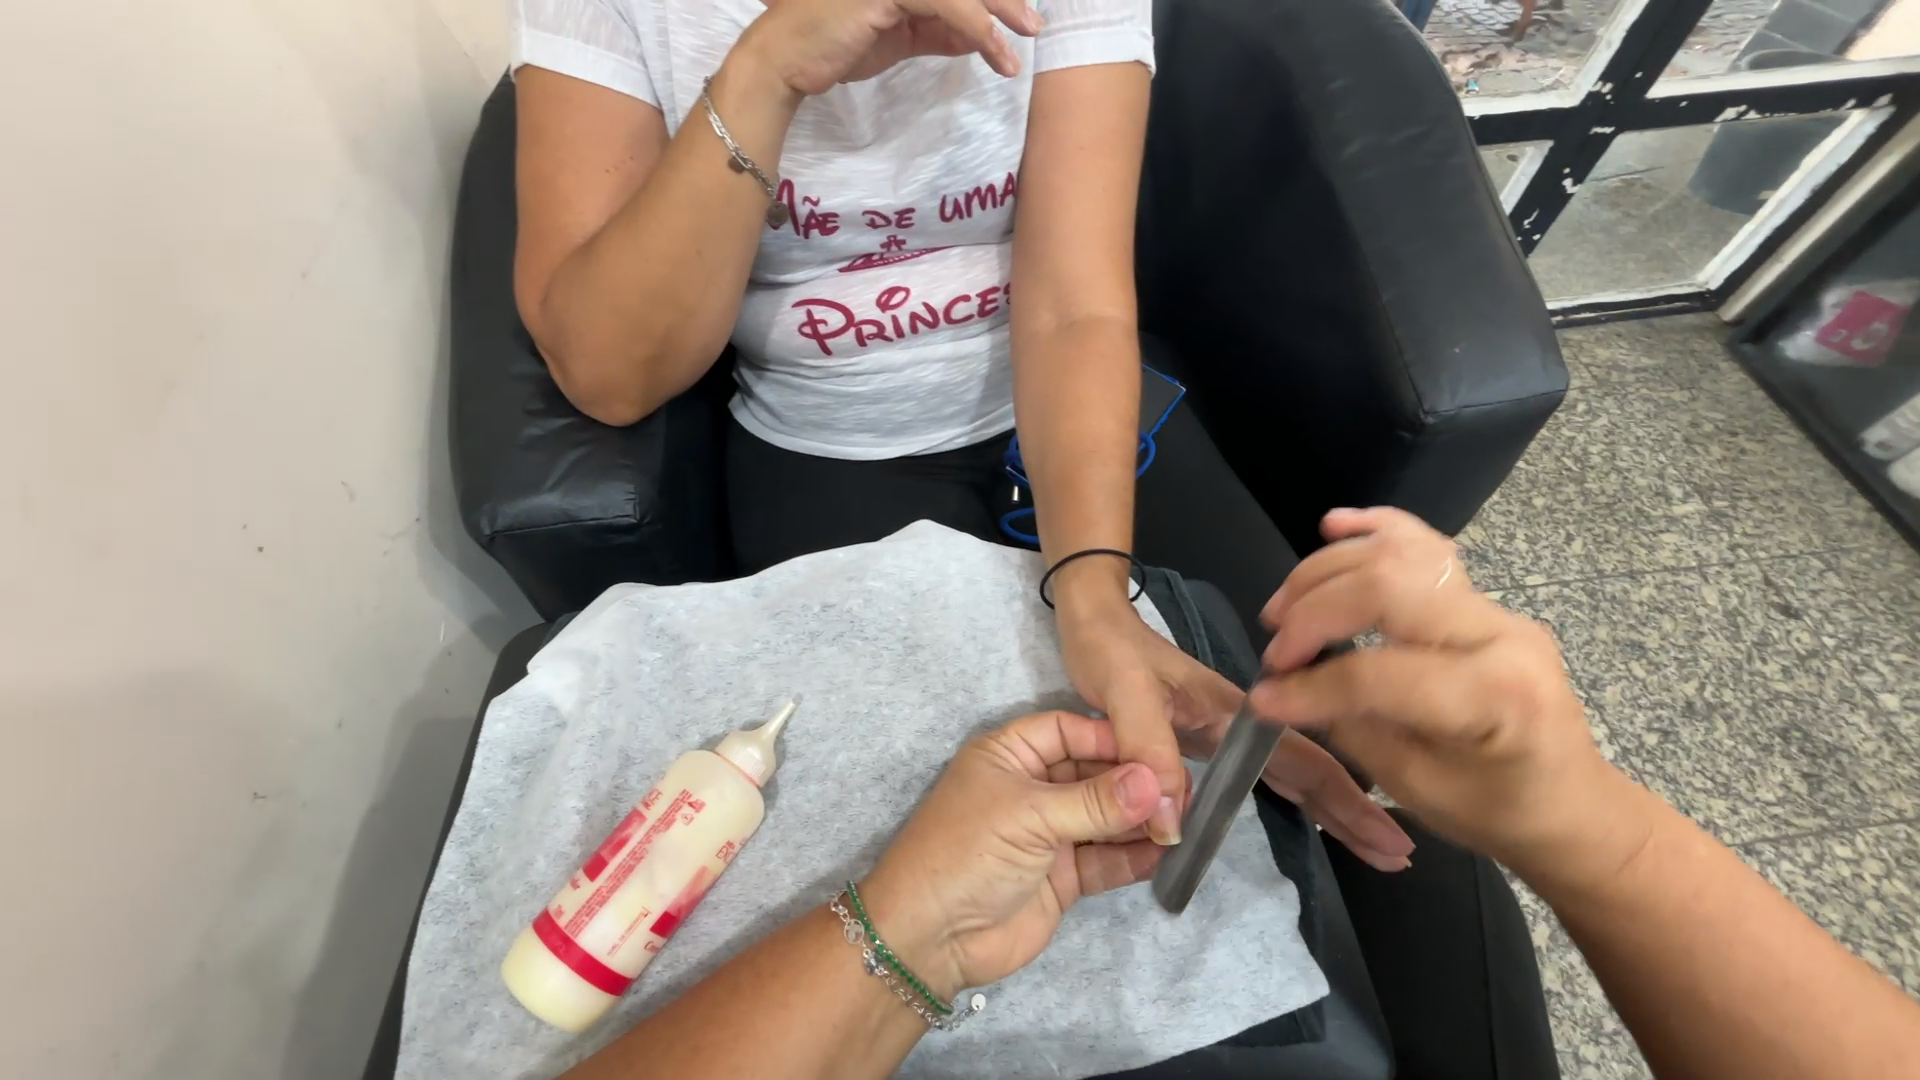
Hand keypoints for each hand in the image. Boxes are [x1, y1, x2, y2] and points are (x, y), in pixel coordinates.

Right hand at [737, 0, 1042, 97]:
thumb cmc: (838, 44)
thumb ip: (937, 32)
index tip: (1017, 16)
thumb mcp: (899, 37)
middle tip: (1034, 23)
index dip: (987, 0)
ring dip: (998, 12)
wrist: (790, 57)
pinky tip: (994, 49)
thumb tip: (978, 38)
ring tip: (1025, 39)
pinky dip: (975, 26)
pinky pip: (945, 3)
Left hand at [859, 711, 1163, 995]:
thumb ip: (1095, 801)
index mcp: (1011, 754)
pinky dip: (1132, 856)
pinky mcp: (1063, 874)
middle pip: (1092, 771)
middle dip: (1132, 782)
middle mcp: (1033, 785)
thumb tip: (1156, 781)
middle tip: (1181, 791)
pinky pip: (1105, 858)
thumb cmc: (969, 852)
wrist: (932, 937)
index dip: (1109, 737)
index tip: (1156, 749)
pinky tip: (1165, 853)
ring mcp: (1049, 831)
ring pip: (1104, 816)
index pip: (1069, 729)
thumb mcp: (1030, 815)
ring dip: (1138, 820)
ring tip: (1182, 820)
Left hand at [1060, 594, 1413, 865]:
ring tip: (1366, 842)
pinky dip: (1283, 796)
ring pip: (1284, 773)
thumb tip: (1176, 828)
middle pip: (1306, 769)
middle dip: (1352, 810)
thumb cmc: (1108, 648)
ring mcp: (1220, 730)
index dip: (1347, 800)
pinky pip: (1251, 775)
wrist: (1090, 618)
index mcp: (1232, 709)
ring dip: (1326, 807)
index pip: (1303, 757)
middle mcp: (1235, 722)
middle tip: (1397, 856)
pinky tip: (1298, 812)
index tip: (1393, 842)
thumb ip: (1149, 749)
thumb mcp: (1123, 692)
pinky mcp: (1198, 737)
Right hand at [1249, 507, 1629, 875]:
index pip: (1378, 673)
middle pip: (1385, 588)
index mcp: (1494, 696)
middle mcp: (1499, 635)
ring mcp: (1493, 607)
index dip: (1308, 685)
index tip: (1263, 699)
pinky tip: (1333, 526)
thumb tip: (1280, 687)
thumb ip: (1345, 723)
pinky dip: (1374, 527)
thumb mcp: (1411, 784)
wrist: (1569, 800)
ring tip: (1283, 606)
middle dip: (1312, 612)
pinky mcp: (1481, 597)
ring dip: (1324, 572)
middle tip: (1276, 649)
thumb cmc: (1494, 807)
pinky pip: (1425, 545)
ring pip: (1396, 554)